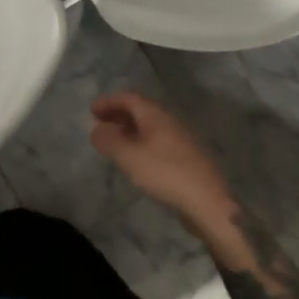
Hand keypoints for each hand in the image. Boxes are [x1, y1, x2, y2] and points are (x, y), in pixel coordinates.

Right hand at [90, 91, 233, 222]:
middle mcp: (169, 121)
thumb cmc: (164, 172)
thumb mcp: (128, 156)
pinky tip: (134, 158)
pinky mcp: (185, 157)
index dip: (109, 101)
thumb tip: (96, 129)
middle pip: (140, 110)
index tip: (91, 111)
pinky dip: (140, 142)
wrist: (207, 200)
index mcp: (156, 115)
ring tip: (112, 142)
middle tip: (99, 124)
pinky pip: (156, 141)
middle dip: (118, 114)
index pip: (129, 98)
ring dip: (128, 129)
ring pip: (149, 127)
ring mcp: (180, 139)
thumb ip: (109, 140)